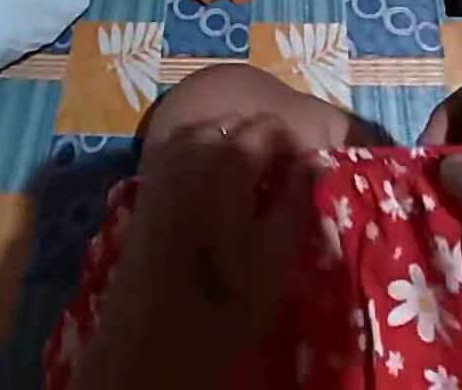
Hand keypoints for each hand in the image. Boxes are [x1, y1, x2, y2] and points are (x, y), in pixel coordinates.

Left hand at [76, 115, 314, 389]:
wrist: (154, 337)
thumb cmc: (224, 297)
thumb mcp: (276, 253)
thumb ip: (297, 198)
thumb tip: (312, 162)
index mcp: (230, 157)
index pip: (271, 126)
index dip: (292, 146)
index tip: (299, 174)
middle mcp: (195, 144)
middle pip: (238, 123)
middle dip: (260, 142)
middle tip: (273, 182)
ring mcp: (167, 158)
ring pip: (208, 129)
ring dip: (229, 144)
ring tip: (241, 184)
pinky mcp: (149, 177)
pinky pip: (182, 145)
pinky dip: (201, 153)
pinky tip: (207, 188)